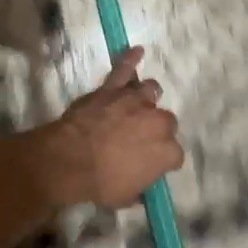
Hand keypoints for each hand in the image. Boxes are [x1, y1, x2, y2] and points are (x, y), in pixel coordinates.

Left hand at [28, 47, 183, 208]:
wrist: (72, 159)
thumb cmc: (102, 183)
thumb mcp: (128, 197)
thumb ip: (141, 185)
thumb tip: (141, 184)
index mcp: (167, 152)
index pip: (175, 153)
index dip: (161, 158)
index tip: (150, 162)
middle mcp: (158, 122)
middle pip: (166, 121)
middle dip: (156, 128)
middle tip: (139, 137)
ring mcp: (135, 100)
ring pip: (150, 91)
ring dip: (146, 99)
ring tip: (137, 105)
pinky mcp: (113, 88)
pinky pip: (124, 68)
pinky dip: (130, 59)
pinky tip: (137, 51)